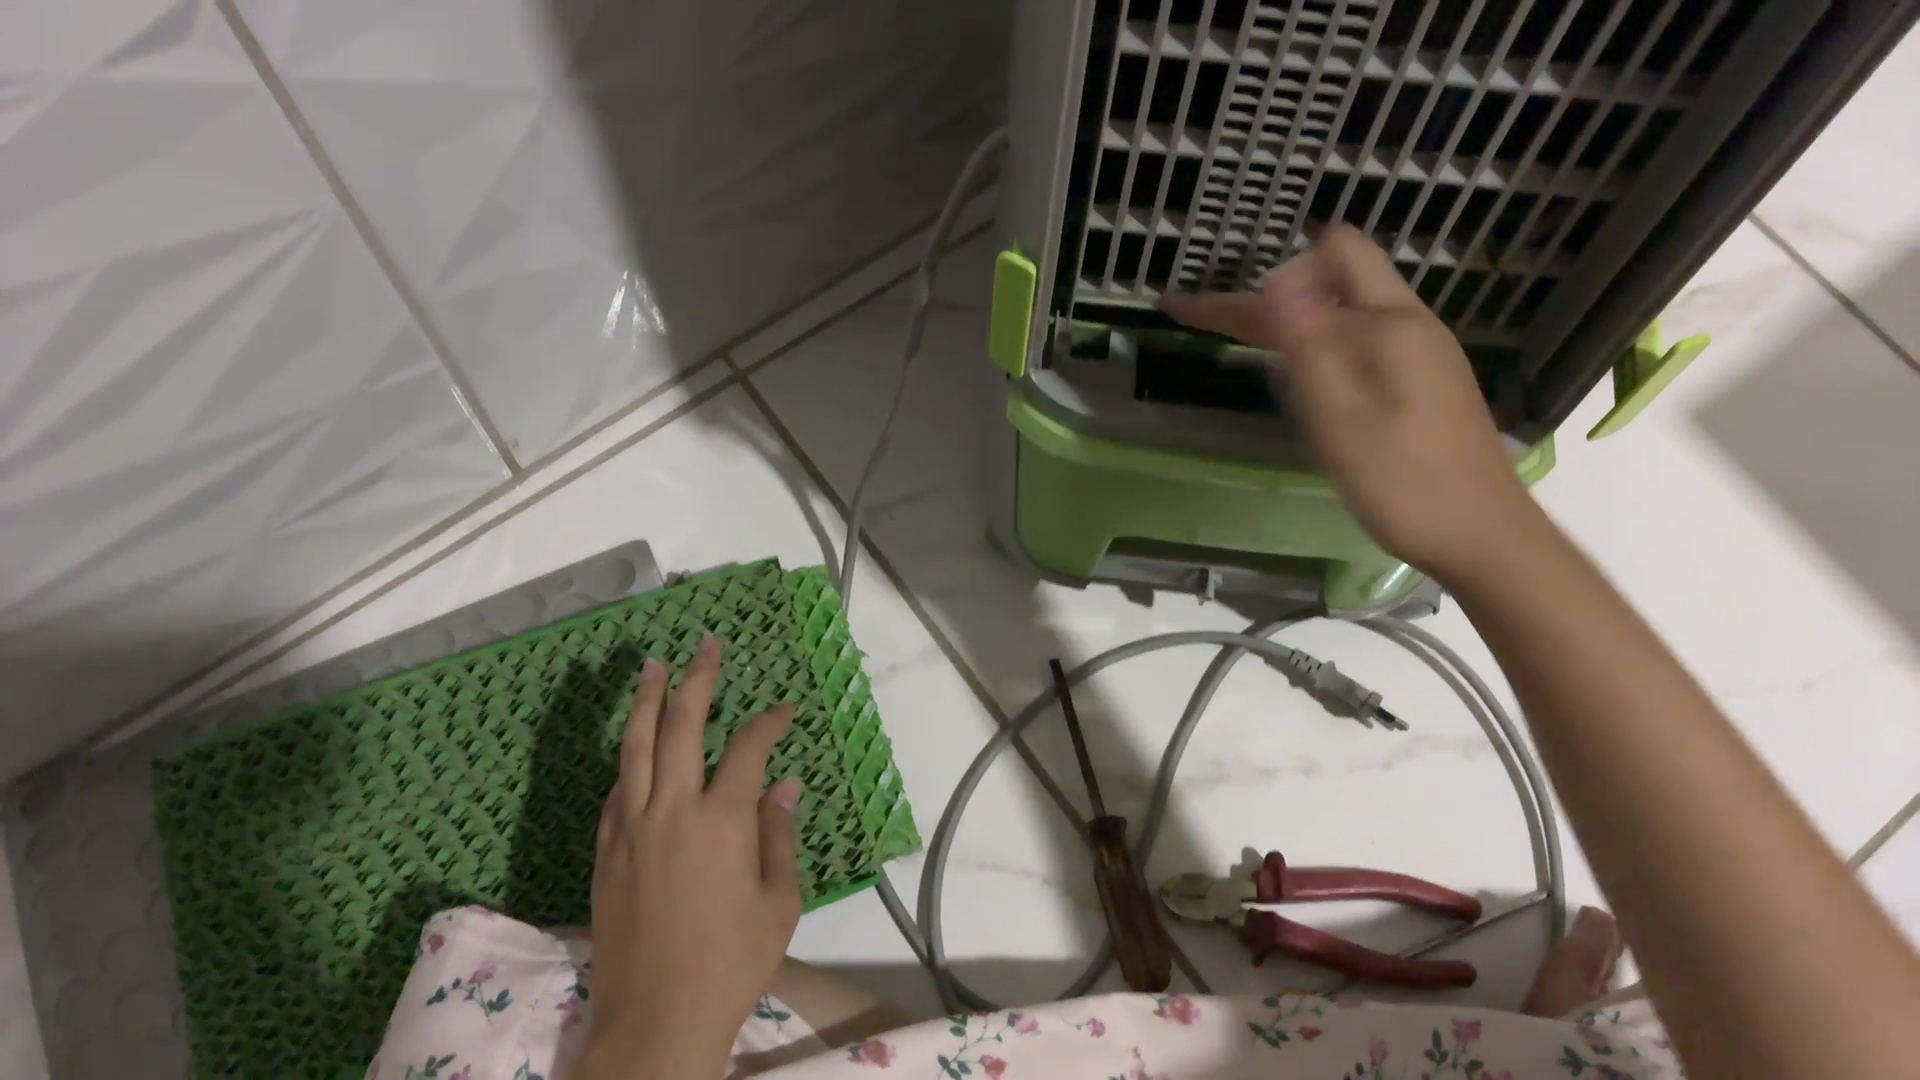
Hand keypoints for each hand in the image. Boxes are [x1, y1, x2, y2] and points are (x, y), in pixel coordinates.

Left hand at [578, 634, 802, 1079]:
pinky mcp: (605, 851)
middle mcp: (672, 809)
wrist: (656, 1017)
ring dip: (647, 702)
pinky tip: (634, 746)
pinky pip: (615, 790)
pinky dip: (628, 760)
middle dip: (697, 679)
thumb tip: (784, 784)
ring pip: (636, 747)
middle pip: (683, 726)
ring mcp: (631, 827)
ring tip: (652, 666)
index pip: (749, 749)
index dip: (769, 722)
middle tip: (704, 644)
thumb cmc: (732, 962)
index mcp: (722, 820)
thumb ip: (779, 835)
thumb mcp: (779, 901)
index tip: (784, 709)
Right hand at [1162, 224, 1544, 583]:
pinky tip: (1293, 378)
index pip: (1331, 253)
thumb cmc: (1403, 483)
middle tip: (1204, 321)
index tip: (1228, 319)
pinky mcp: (1422, 383)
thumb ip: (1308, 343)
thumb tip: (1275, 279)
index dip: (1274, 276)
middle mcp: (1410, 324)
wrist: (1482, 536)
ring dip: (1289, 320)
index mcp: (1391, 323)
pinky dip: (1315, 346)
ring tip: (1236, 345)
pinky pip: (1358, 342)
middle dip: (1267, 294)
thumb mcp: (1342, 414)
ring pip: (1344, 312)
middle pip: (1333, 279)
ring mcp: (1421, 354)